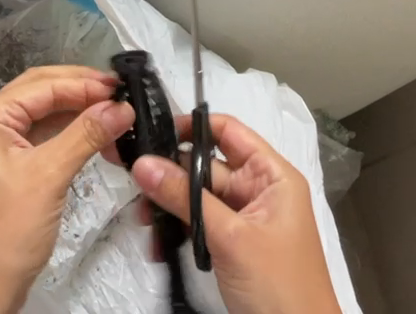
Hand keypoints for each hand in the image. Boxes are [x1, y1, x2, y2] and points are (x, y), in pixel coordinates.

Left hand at [0, 65, 135, 313]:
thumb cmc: (6, 231)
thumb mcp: (49, 176)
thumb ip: (85, 136)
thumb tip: (121, 107)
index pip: (43, 85)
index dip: (83, 83)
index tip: (121, 87)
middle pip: (42, 92)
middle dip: (81, 91)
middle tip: (120, 94)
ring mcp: (1, 144)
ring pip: (45, 114)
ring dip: (79, 113)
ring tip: (116, 116)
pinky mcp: (13, 166)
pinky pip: (45, 137)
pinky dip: (71, 135)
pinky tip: (96, 137)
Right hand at [131, 113, 340, 313]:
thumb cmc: (278, 288)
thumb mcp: (229, 237)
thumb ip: (184, 197)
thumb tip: (141, 162)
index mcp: (272, 176)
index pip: (228, 131)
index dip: (192, 127)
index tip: (154, 135)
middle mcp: (258, 190)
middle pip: (206, 165)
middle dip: (171, 176)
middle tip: (136, 186)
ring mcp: (245, 219)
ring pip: (197, 196)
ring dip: (170, 206)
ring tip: (145, 220)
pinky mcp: (232, 245)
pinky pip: (198, 223)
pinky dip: (178, 228)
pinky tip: (157, 242)